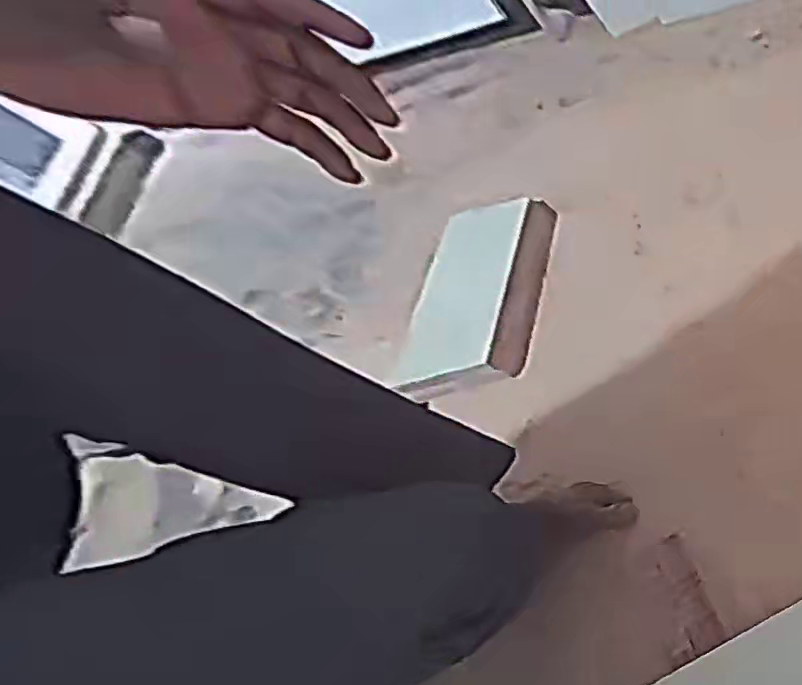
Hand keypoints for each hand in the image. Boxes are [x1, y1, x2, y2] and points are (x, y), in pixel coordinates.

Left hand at [0, 0, 398, 182]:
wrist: (5, 39)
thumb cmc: (41, 8)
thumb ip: (197, 4)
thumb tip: (251, 19)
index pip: (280, 6)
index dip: (320, 19)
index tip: (359, 41)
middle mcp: (222, 29)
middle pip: (305, 56)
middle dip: (349, 85)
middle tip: (383, 112)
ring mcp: (225, 71)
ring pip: (307, 97)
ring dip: (347, 124)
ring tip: (377, 147)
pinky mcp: (221, 106)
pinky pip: (286, 129)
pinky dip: (322, 151)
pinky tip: (345, 168)